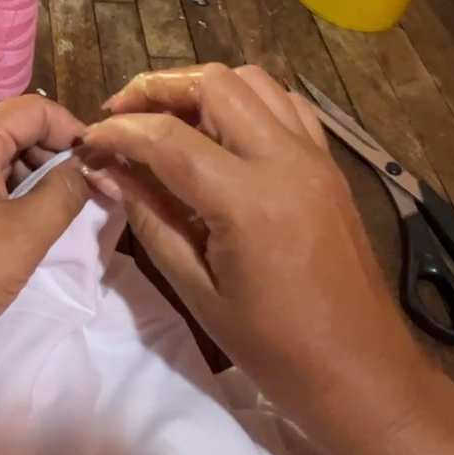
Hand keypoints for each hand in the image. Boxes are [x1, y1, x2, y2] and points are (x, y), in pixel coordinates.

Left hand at [0, 95, 93, 372]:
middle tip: (87, 194)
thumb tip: (94, 164)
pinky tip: (24, 226)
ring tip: (59, 214)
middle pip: (16, 128)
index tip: (102, 167)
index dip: (74, 131)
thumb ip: (66, 191)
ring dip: (34, 176)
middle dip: (56, 155)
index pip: (36, 109)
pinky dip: (9, 192)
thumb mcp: (25, 236)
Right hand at [86, 65, 431, 436]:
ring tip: (166, 115)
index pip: (168, 138)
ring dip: (200, 85)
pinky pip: (284, 102)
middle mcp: (285, 160)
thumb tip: (105, 170)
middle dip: (156, 88)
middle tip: (121, 112)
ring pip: (250, 79)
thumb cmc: (274, 348)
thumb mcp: (196, 289)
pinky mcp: (328, 162)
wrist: (364, 375)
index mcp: (249, 201)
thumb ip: (148, 217)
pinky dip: (243, 97)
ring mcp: (314, 155)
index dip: (119, 131)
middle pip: (212, 83)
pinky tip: (220, 126)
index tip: (89, 139)